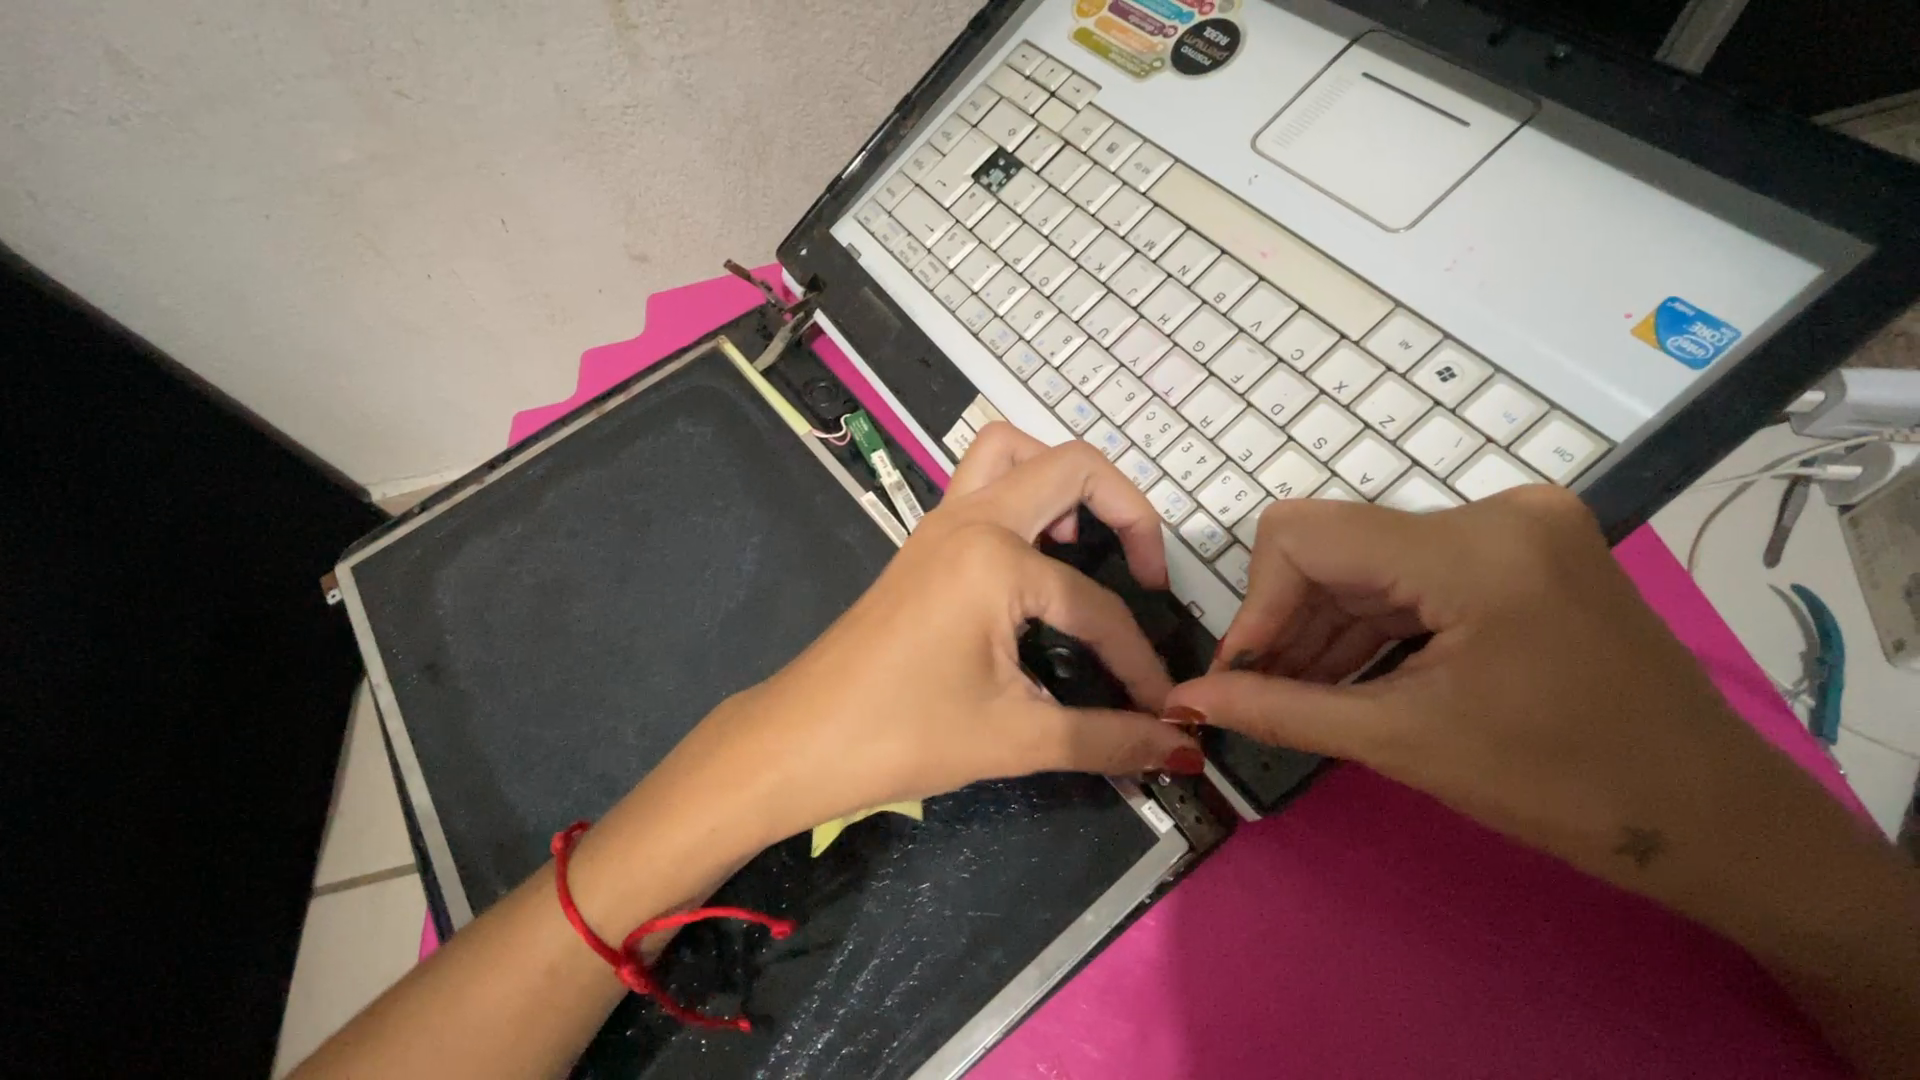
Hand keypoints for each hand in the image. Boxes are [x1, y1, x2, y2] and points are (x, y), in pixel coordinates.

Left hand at [661, 422, 1201, 852]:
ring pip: (1010, 452)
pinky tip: (1038, 561)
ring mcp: (940, 524)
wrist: (799, 740)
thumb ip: (1107, 739)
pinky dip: (1023, 496)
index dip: (1139, 660)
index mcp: (996, 559)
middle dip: (1128, 511)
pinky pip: (982, 484)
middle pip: (1072, 466)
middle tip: (1147, 574)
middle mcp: (971, 519)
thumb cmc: (902, 736)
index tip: (1163, 709)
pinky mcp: (923, 542)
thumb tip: (1180, 749)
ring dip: (1061, 480)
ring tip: (1085, 545)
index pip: (1097, 606)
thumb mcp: (1016, 738)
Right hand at [1163, 488, 1919, 1075]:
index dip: (1255, 605)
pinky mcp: (1521, 549)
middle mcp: (1494, 512)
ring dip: (1325, 628)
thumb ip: (1279, 709)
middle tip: (1259, 694)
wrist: (1714, 820)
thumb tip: (1184, 700)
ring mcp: (1514, 526)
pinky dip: (1371, 624)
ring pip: (1369, 561)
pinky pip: (1411, 573)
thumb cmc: (1561, 788)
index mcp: (1472, 549)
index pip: (1303, 536)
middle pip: (1336, 548)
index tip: (1239, 676)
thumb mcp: (1402, 743)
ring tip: (1298, 694)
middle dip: (1289, 624)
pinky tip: (1348, 675)